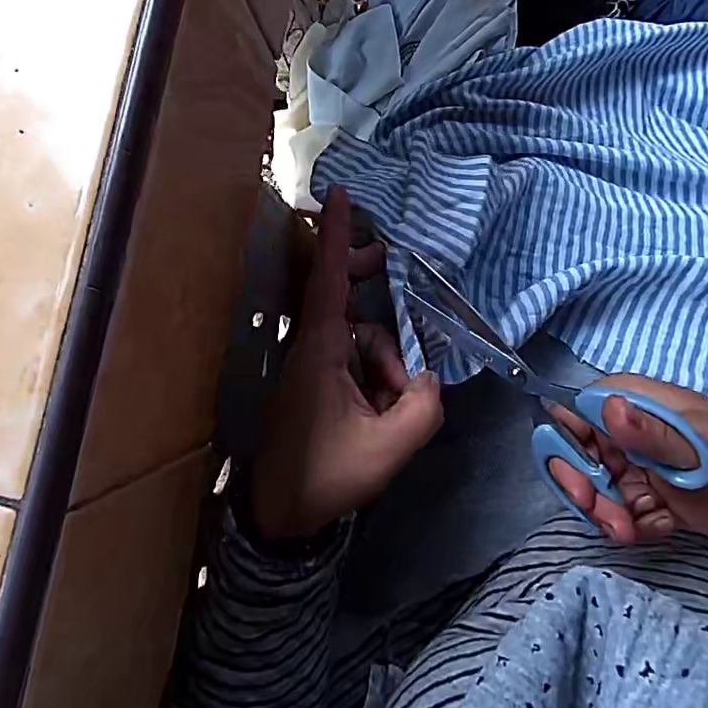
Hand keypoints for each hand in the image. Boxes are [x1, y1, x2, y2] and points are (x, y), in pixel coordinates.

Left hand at [251, 186, 443, 539]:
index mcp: (321, 351)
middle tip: (389, 259)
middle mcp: (314, 349)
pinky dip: (379, 377)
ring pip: (363, 338)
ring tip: (395, 405)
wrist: (280, 514)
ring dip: (389, 362)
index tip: (339, 193)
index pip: (330, 281)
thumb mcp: (388, 448)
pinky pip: (356, 361)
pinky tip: (386, 410)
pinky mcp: (318, 384)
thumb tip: (428, 379)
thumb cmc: (325, 476)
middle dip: (368, 276)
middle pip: (345, 296)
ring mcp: (314, 367)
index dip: (337, 236)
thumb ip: (422, 409)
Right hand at [545, 374, 707, 544]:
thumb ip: (653, 431)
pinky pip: (617, 514)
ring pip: (591, 490)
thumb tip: (609, 407)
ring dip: (603, 514)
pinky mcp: (644, 498)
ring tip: (631, 530)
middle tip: (605, 516)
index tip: (581, 479)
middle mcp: (622, 432)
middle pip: (572, 457)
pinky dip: (628, 528)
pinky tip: (657, 529)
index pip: (571, 414)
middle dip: (581, 488)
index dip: (563, 445)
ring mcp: (632, 466)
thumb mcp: (702, 443)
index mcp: (630, 403)